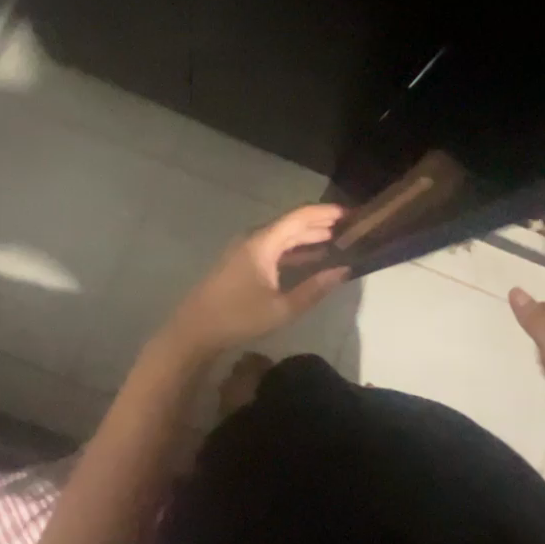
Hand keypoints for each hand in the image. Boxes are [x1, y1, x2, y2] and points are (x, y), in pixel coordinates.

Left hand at [161, 204, 350, 360]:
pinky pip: (273, 247)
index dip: (324, 212)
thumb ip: (314, 289)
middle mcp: (254, 238)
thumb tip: (344, 270)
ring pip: (282, 236)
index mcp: (263, 242)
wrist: (194, 330)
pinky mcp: (242, 261)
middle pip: (291, 223)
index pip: (299, 217)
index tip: (350, 213)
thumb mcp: (282, 308)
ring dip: (308, 237)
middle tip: (349, 228)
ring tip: (336, 241)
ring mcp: (245, 249)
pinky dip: (294, 250)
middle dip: (320, 224)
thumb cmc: (238, 318)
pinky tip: (311, 259)